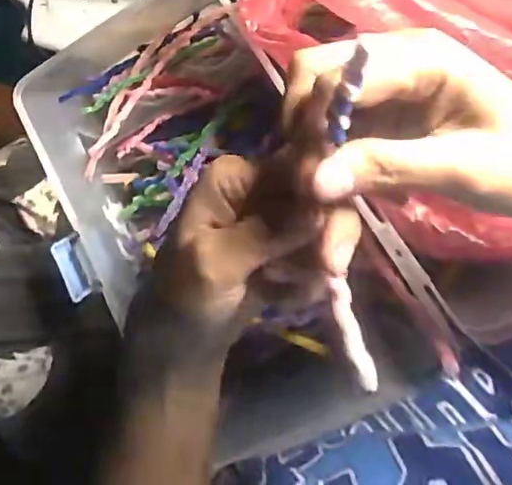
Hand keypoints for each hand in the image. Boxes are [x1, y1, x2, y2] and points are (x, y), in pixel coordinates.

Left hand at [135, 155, 320, 355]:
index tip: (330, 240)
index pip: (294, 167)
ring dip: (314, 264)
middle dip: (326, 237)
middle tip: (324, 270)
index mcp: (234, 176)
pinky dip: (309, 282)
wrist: (181, 343)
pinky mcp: (287, 251)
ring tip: (281, 286)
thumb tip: (317, 211)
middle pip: (320, 195)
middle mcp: (258, 188)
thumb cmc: (185, 293)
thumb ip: (264, 233)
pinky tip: (285, 298)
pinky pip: (320, 258)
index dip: (324, 195)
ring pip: (326, 228)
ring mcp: (276, 219)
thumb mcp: (216, 260)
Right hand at [284, 31, 511, 221]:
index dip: (316, 124)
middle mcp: (391, 55)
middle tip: (309, 186)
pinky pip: (337, 128)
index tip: (313, 184)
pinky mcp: (381, 108)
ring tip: (322, 207)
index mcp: (419, 54)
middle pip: (314, 72)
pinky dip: (333, 164)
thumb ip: (387, 166)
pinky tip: (345, 204)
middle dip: (303, 127)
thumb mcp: (463, 170)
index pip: (337, 74)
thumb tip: (315, 182)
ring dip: (312, 150)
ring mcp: (384, 81)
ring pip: (317, 101)